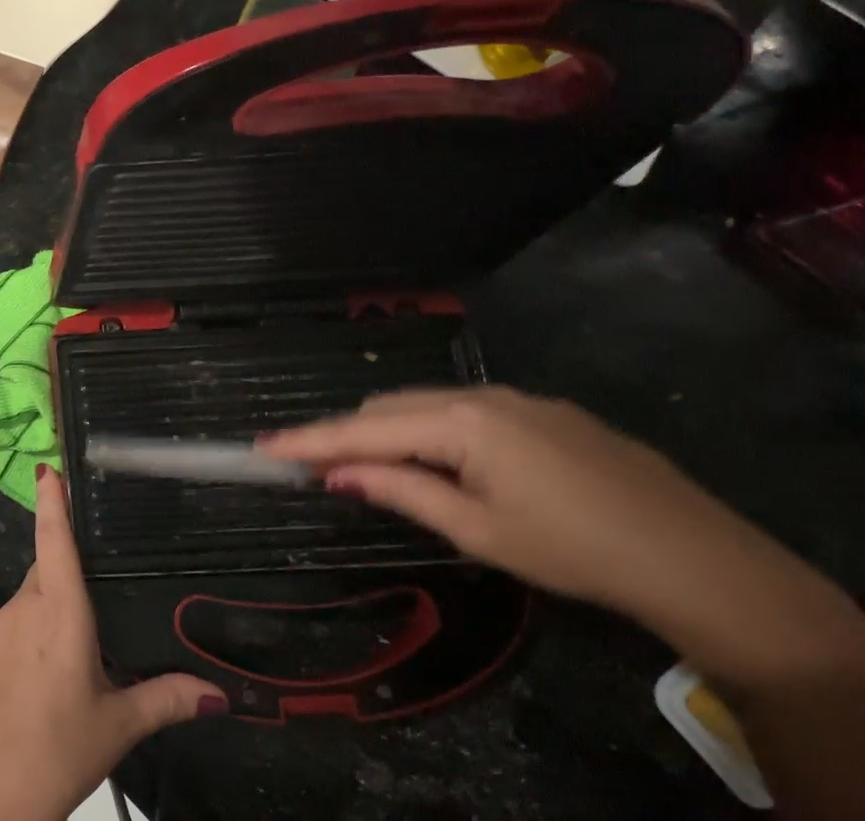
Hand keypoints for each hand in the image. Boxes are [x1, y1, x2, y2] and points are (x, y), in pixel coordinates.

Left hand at [0, 465, 224, 820]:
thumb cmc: (59, 752)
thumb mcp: (119, 726)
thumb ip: (167, 700)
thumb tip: (219, 695)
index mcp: (61, 616)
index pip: (56, 544)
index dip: (53, 504)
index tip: (45, 469)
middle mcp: (22, 610)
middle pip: (43, 576)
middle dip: (62, 583)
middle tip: (88, 619)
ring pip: (23, 607)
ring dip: (43, 622)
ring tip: (63, 673)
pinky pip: (3, 632)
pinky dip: (21, 644)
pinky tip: (33, 688)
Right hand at [260, 387, 864, 689]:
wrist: (695, 558)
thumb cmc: (573, 551)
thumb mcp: (477, 531)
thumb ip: (401, 491)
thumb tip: (337, 473)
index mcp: (461, 425)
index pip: (363, 430)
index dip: (309, 440)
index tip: (260, 446)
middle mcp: (482, 397)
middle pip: (388, 406)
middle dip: (345, 434)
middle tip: (313, 468)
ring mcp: (517, 399)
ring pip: (423, 404)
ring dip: (388, 431)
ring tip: (370, 470)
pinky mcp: (544, 412)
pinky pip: (462, 410)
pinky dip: (429, 430)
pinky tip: (439, 463)